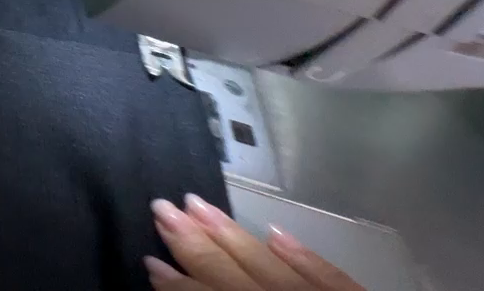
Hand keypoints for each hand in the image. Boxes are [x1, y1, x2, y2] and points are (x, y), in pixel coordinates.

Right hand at [149, 194, 364, 290]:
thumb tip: (168, 271)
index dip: (176, 281)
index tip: (150, 259)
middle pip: (231, 275)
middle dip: (194, 242)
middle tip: (161, 206)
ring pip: (271, 267)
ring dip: (231, 235)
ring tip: (196, 202)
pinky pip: (333, 279)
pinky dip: (303, 257)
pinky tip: (276, 232)